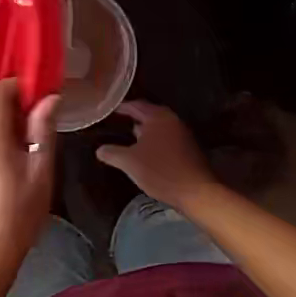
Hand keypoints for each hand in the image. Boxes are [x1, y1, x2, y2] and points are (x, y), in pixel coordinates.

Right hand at [96, 101, 216, 209]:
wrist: (196, 191)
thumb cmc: (160, 170)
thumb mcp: (129, 162)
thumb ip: (111, 153)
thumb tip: (99, 149)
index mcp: (158, 116)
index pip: (135, 105)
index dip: (121, 108)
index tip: (108, 111)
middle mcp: (172, 120)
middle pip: (148, 115)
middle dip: (132, 120)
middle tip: (116, 124)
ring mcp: (182, 134)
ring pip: (157, 128)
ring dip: (144, 133)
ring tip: (127, 140)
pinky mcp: (188, 148)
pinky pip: (165, 139)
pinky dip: (154, 142)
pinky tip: (145, 154)